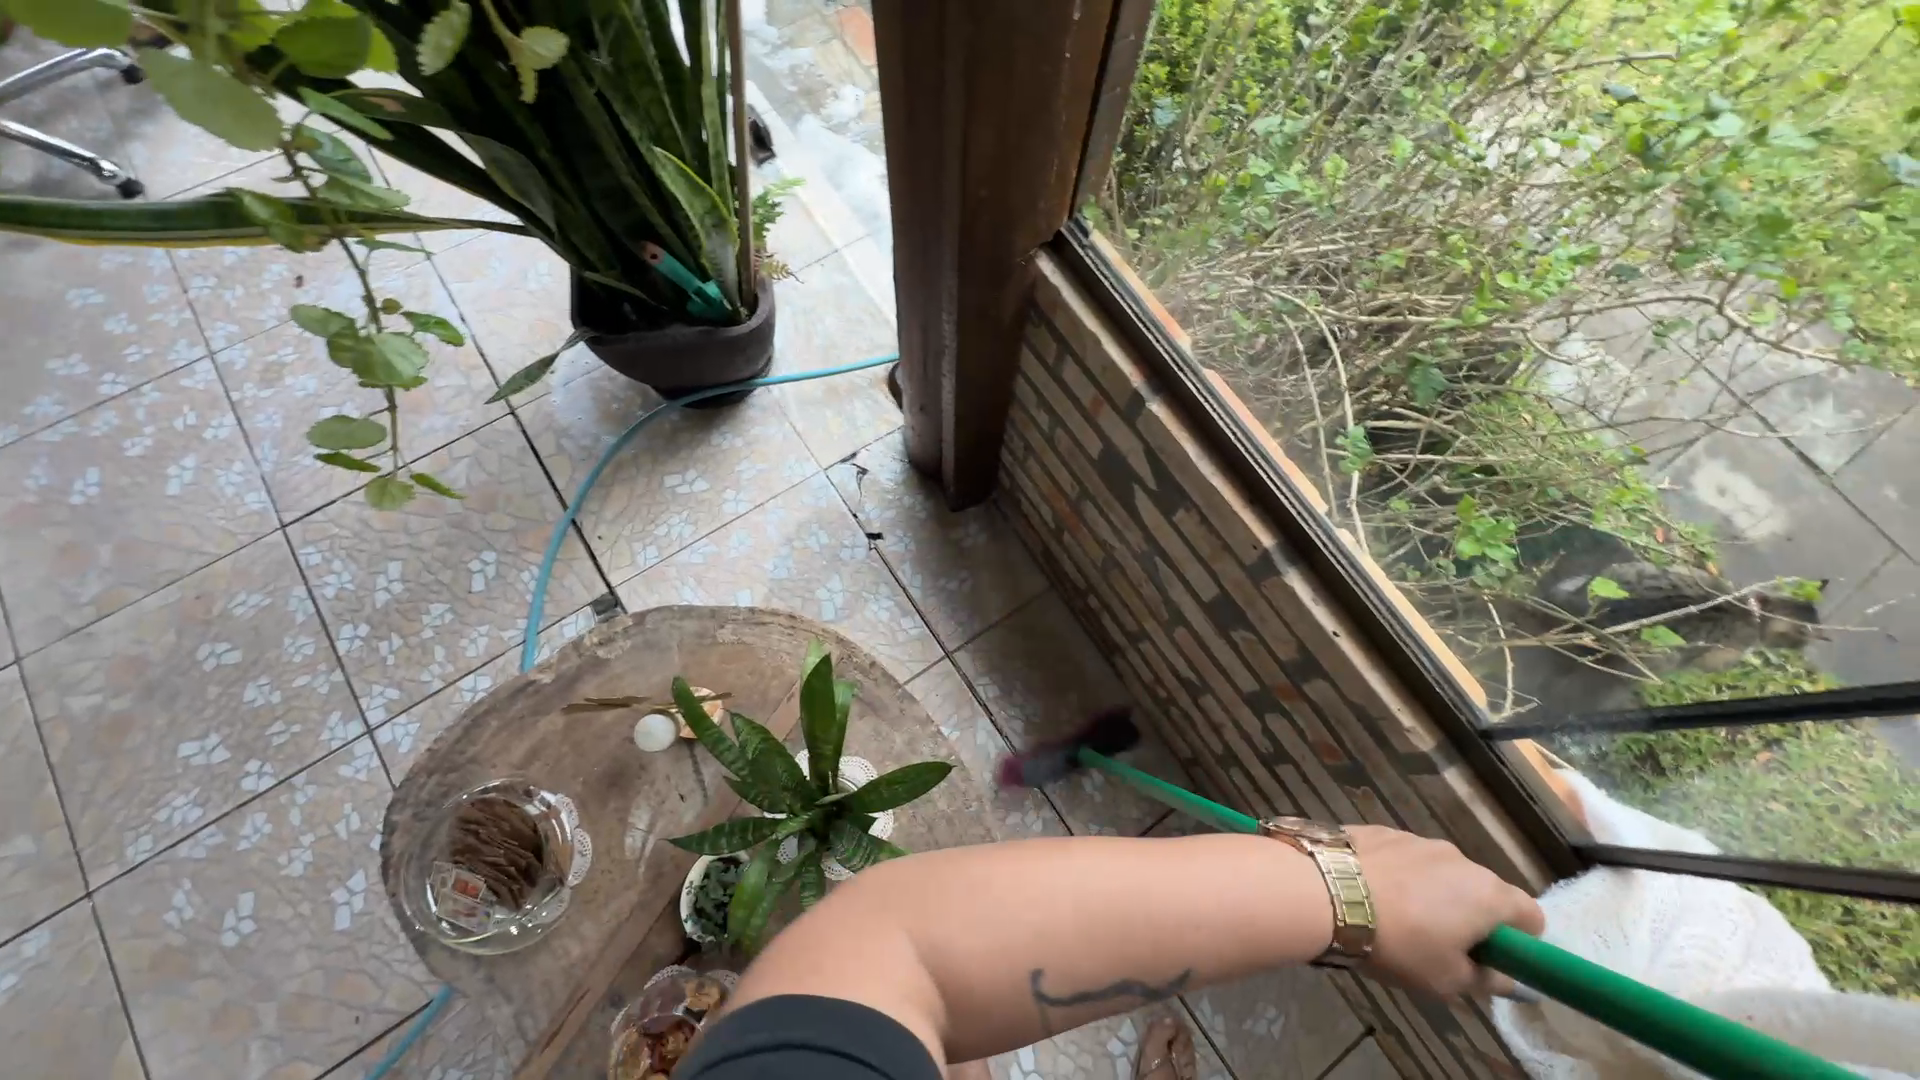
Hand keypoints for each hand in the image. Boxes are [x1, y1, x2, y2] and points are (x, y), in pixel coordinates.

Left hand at [1346, 825, 1544, 997]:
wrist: (1322, 891)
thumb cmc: (1397, 942)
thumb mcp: (1449, 980)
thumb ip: (1489, 980)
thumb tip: (1510, 978)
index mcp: (1488, 892)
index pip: (1530, 915)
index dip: (1519, 941)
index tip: (1490, 959)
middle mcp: (1457, 856)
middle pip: (1480, 889)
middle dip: (1469, 916)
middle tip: (1438, 944)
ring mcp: (1414, 837)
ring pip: (1437, 871)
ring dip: (1429, 893)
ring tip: (1394, 918)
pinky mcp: (1376, 829)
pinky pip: (1400, 857)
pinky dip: (1395, 874)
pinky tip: (1367, 892)